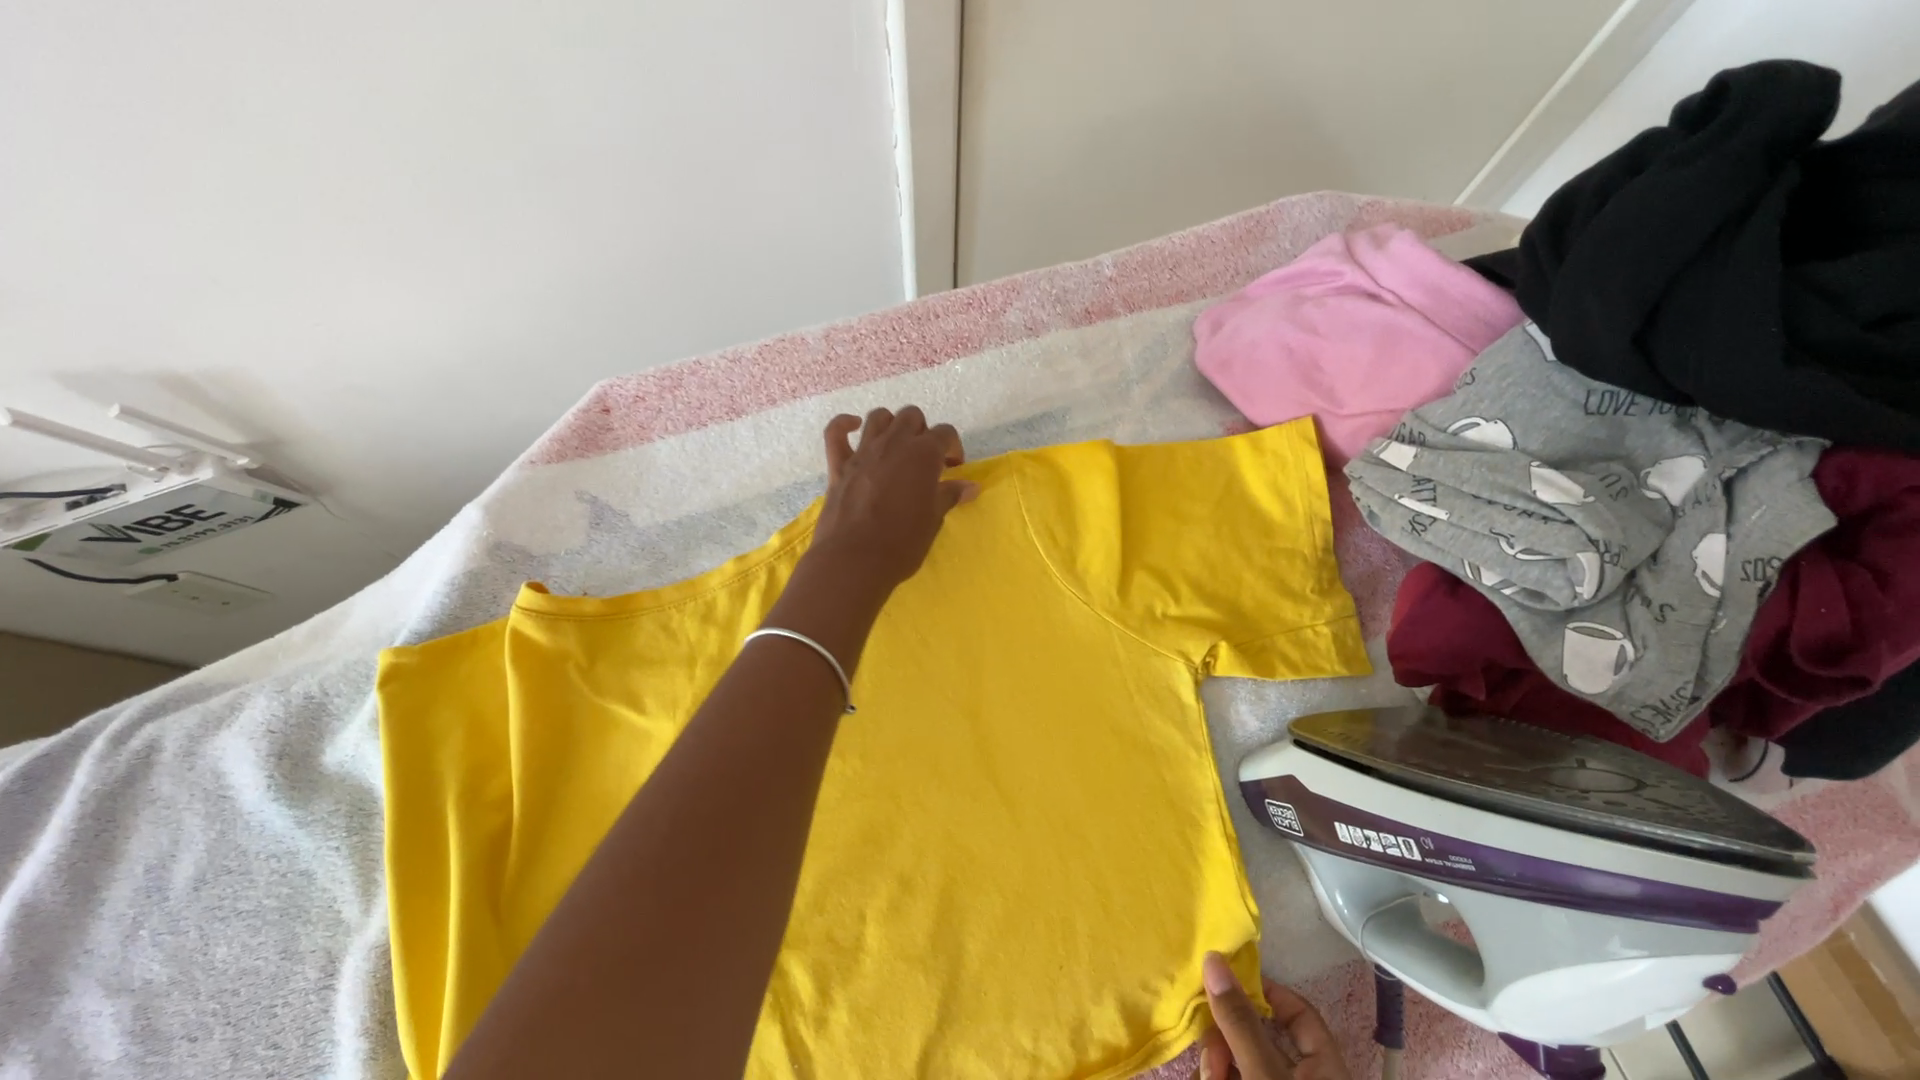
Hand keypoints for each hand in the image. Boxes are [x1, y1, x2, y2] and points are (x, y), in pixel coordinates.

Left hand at [807, 406, 976, 593]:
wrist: (854, 560)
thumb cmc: (901, 543)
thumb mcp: (933, 520)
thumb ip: (949, 496)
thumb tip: (971, 486)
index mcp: (923, 454)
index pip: (945, 433)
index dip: (953, 447)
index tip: (953, 468)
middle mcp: (894, 443)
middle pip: (911, 417)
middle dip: (922, 432)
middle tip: (925, 460)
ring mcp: (863, 451)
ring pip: (879, 417)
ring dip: (891, 425)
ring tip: (896, 447)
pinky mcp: (838, 465)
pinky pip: (835, 432)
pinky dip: (844, 425)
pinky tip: (854, 427)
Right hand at [1196, 952, 1350, 1079]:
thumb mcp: (1265, 1074)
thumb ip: (1241, 1023)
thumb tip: (1214, 959)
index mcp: (1325, 1065)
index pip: (1299, 1012)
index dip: (1263, 993)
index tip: (1226, 985)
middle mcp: (1302, 1077)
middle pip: (1257, 1036)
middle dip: (1225, 1039)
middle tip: (1211, 1056)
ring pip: (1236, 1059)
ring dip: (1214, 1062)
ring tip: (1209, 1078)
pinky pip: (1229, 1076)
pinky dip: (1215, 1077)